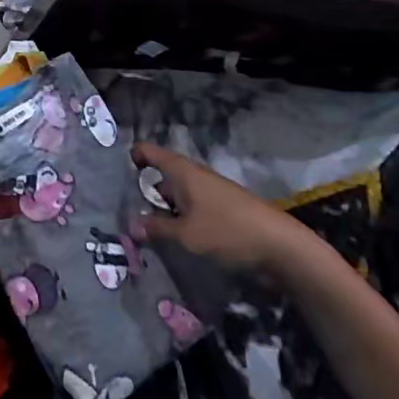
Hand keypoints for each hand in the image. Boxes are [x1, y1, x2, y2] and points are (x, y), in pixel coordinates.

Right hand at [134, 141, 321, 271]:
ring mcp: (210, 191)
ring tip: (146, 228)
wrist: (281, 246)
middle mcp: (194, 175)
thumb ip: (156, 229)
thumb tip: (130, 225)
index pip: (149, 151)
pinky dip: (180, 217)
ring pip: (177, 194)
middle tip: (124, 211)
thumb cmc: (227, 231)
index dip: (133, 157)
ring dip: (163, 208)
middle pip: (161, 175)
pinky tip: (176, 237)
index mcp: (182, 171)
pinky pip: (192, 207)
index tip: (118, 176)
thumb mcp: (186, 234)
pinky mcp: (222, 208)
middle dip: (144, 191)